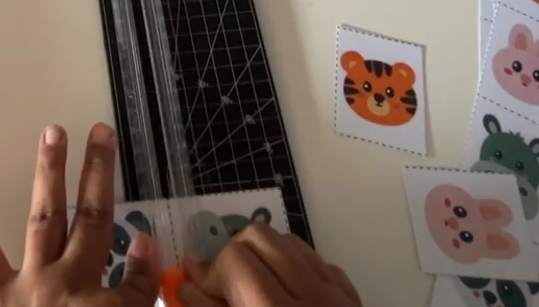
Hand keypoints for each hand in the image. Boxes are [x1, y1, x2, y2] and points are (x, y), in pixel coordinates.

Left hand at [0, 123, 161, 306]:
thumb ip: (139, 299)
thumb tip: (146, 247)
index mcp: (99, 302)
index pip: (134, 277)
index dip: (144, 260)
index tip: (146, 235)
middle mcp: (65, 283)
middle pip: (90, 218)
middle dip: (97, 173)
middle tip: (100, 131)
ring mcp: (27, 286)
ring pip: (43, 217)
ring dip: (49, 172)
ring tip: (51, 132)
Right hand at [178, 224, 360, 306]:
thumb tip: (184, 282)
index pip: (235, 260)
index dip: (208, 271)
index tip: (192, 284)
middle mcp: (311, 298)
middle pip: (261, 238)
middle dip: (235, 255)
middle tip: (222, 284)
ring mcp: (338, 298)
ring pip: (290, 243)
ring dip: (265, 256)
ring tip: (251, 282)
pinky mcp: (354, 301)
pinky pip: (321, 264)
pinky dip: (298, 270)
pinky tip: (286, 292)